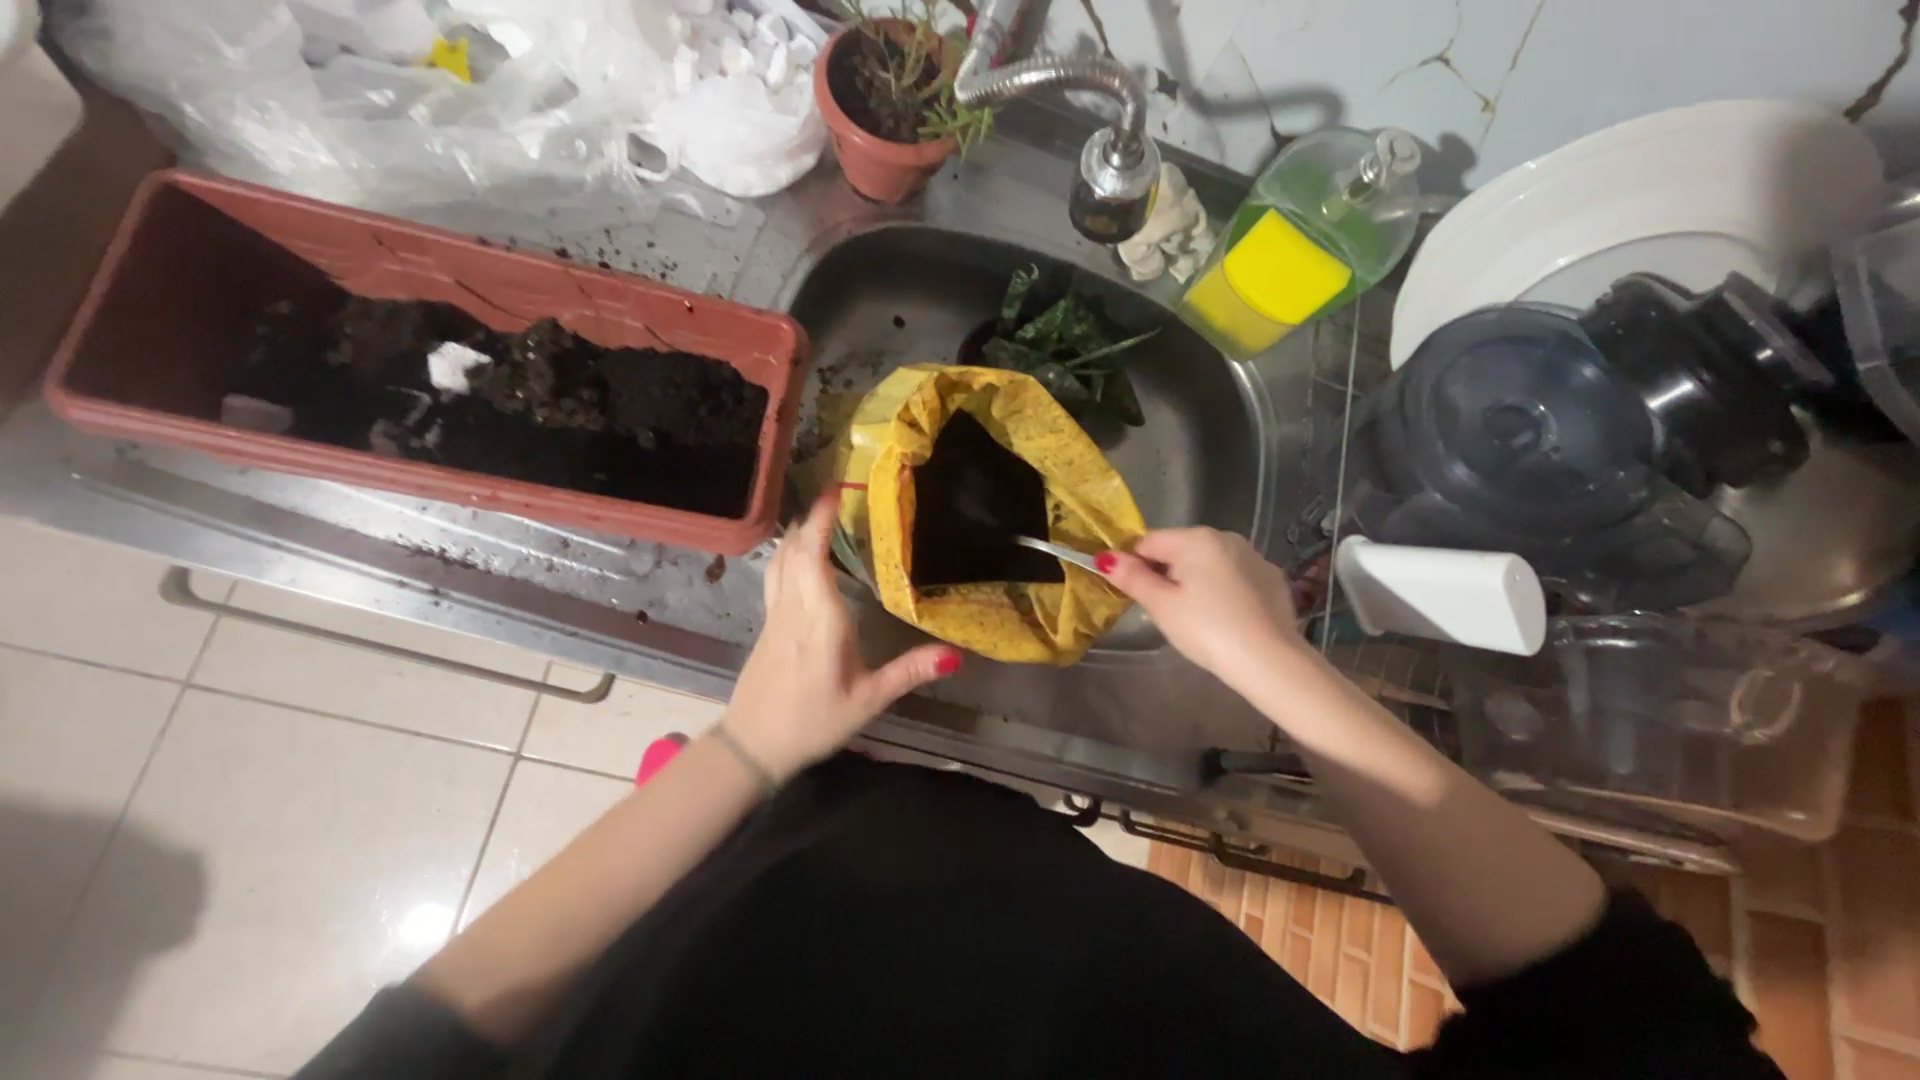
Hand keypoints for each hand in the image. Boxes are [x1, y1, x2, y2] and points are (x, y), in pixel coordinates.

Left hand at [725, 494, 961, 780]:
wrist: (753, 746)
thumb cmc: (812, 722)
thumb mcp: (867, 701)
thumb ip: (909, 672)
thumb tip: (956, 654)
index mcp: (819, 620)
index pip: (813, 556)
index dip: (820, 519)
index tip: (834, 489)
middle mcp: (792, 609)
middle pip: (793, 549)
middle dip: (810, 518)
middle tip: (834, 494)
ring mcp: (774, 615)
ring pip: (779, 560)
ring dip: (796, 534)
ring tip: (819, 517)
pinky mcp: (767, 625)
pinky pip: (776, 576)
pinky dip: (788, 555)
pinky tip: (802, 559)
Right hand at [1097, 528, 1301, 688]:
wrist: (1270, 661)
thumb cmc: (1207, 630)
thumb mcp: (1162, 606)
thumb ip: (1133, 578)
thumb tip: (1105, 557)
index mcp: (1196, 539)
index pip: (1148, 541)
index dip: (1133, 565)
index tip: (1133, 594)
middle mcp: (1227, 538)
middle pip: (1180, 550)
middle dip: (1166, 574)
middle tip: (1165, 612)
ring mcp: (1255, 557)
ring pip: (1209, 564)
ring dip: (1195, 582)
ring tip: (1196, 618)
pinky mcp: (1273, 579)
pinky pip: (1235, 578)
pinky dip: (1224, 591)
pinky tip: (1226, 619)